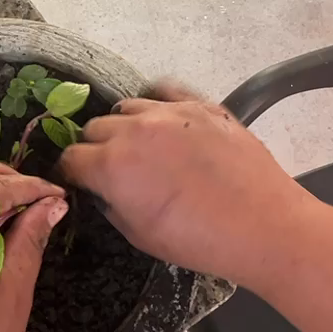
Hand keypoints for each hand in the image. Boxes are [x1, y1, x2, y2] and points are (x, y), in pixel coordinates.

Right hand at [58, 91, 323, 289]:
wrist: (263, 225)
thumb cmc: (198, 241)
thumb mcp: (139, 235)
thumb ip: (110, 205)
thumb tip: (102, 189)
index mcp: (111, 166)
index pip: (70, 158)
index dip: (72, 173)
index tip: (81, 182)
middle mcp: (133, 131)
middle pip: (94, 129)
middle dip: (96, 148)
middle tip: (114, 169)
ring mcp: (168, 112)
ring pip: (125, 108)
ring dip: (124, 127)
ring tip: (142, 147)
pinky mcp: (199, 104)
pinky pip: (162, 91)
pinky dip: (156, 104)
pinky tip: (164, 122)